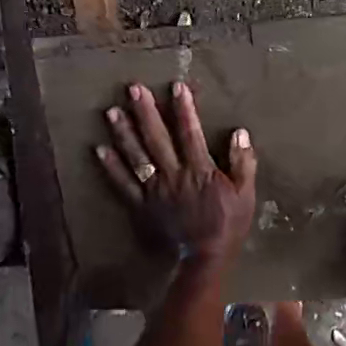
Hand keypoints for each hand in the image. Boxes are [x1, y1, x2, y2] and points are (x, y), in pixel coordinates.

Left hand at [96, 82, 257, 265]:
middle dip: (145, 111)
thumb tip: (240, 133)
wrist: (203, 259)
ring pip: (136, 156)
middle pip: (157, 137)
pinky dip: (110, 167)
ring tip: (111, 111)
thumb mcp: (245, 193)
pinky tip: (100, 149)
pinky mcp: (141, 206)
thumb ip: (243, 162)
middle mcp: (173, 174)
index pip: (190, 131)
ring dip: (123, 132)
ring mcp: (154, 190)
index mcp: (199, 169)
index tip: (176, 86)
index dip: (183, 108)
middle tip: (133, 89)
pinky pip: (122, 184)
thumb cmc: (227, 225)